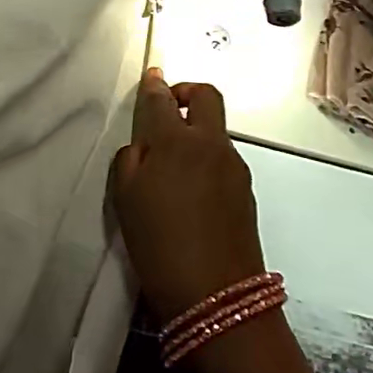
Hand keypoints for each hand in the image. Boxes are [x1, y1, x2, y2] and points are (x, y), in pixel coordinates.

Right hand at [111, 69, 267, 322]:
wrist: (216, 296)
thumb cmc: (158, 246)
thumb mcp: (126, 202)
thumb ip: (131, 160)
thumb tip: (143, 145)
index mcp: (175, 142)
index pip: (162, 100)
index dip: (154, 85)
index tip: (152, 76)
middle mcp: (210, 144)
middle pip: (206, 96)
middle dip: (187, 92)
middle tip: (170, 107)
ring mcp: (234, 165)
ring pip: (216, 129)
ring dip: (197, 130)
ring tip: (174, 164)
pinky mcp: (246, 188)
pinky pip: (223, 158)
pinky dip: (207, 158)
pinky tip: (192, 191)